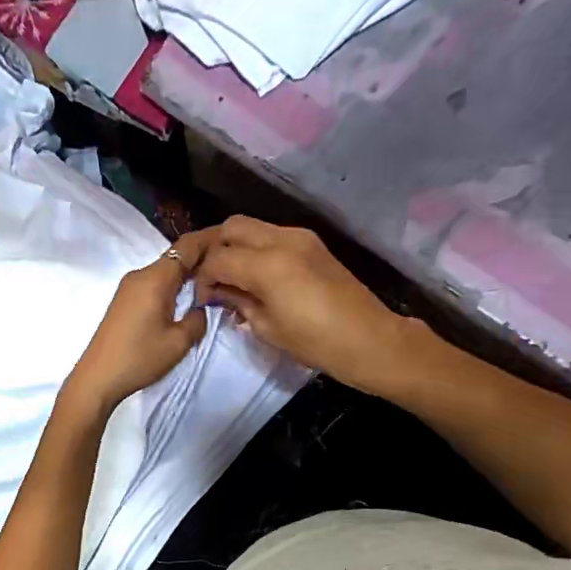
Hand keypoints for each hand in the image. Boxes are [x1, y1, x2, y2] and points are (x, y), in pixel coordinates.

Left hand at [64, 230, 212, 409]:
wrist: (97, 378)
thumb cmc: (139, 359)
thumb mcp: (178, 343)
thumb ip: (198, 318)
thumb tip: (201, 307)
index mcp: (155, 278)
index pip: (188, 245)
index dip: (211, 239)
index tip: (234, 240)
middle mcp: (140, 274)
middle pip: (176, 256)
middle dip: (202, 258)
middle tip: (229, 267)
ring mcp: (129, 287)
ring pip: (165, 271)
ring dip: (187, 274)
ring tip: (212, 284)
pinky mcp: (124, 301)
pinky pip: (154, 284)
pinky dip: (172, 285)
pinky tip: (185, 299)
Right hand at [194, 216, 434, 387]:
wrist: (368, 339)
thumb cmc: (314, 342)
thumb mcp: (267, 327)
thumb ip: (238, 302)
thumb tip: (219, 292)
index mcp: (268, 265)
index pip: (218, 258)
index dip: (203, 277)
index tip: (202, 298)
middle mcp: (282, 240)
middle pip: (232, 227)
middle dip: (214, 249)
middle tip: (211, 278)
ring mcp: (300, 237)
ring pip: (252, 227)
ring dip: (235, 247)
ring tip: (230, 278)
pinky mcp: (311, 243)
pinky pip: (271, 236)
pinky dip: (254, 250)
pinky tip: (254, 277)